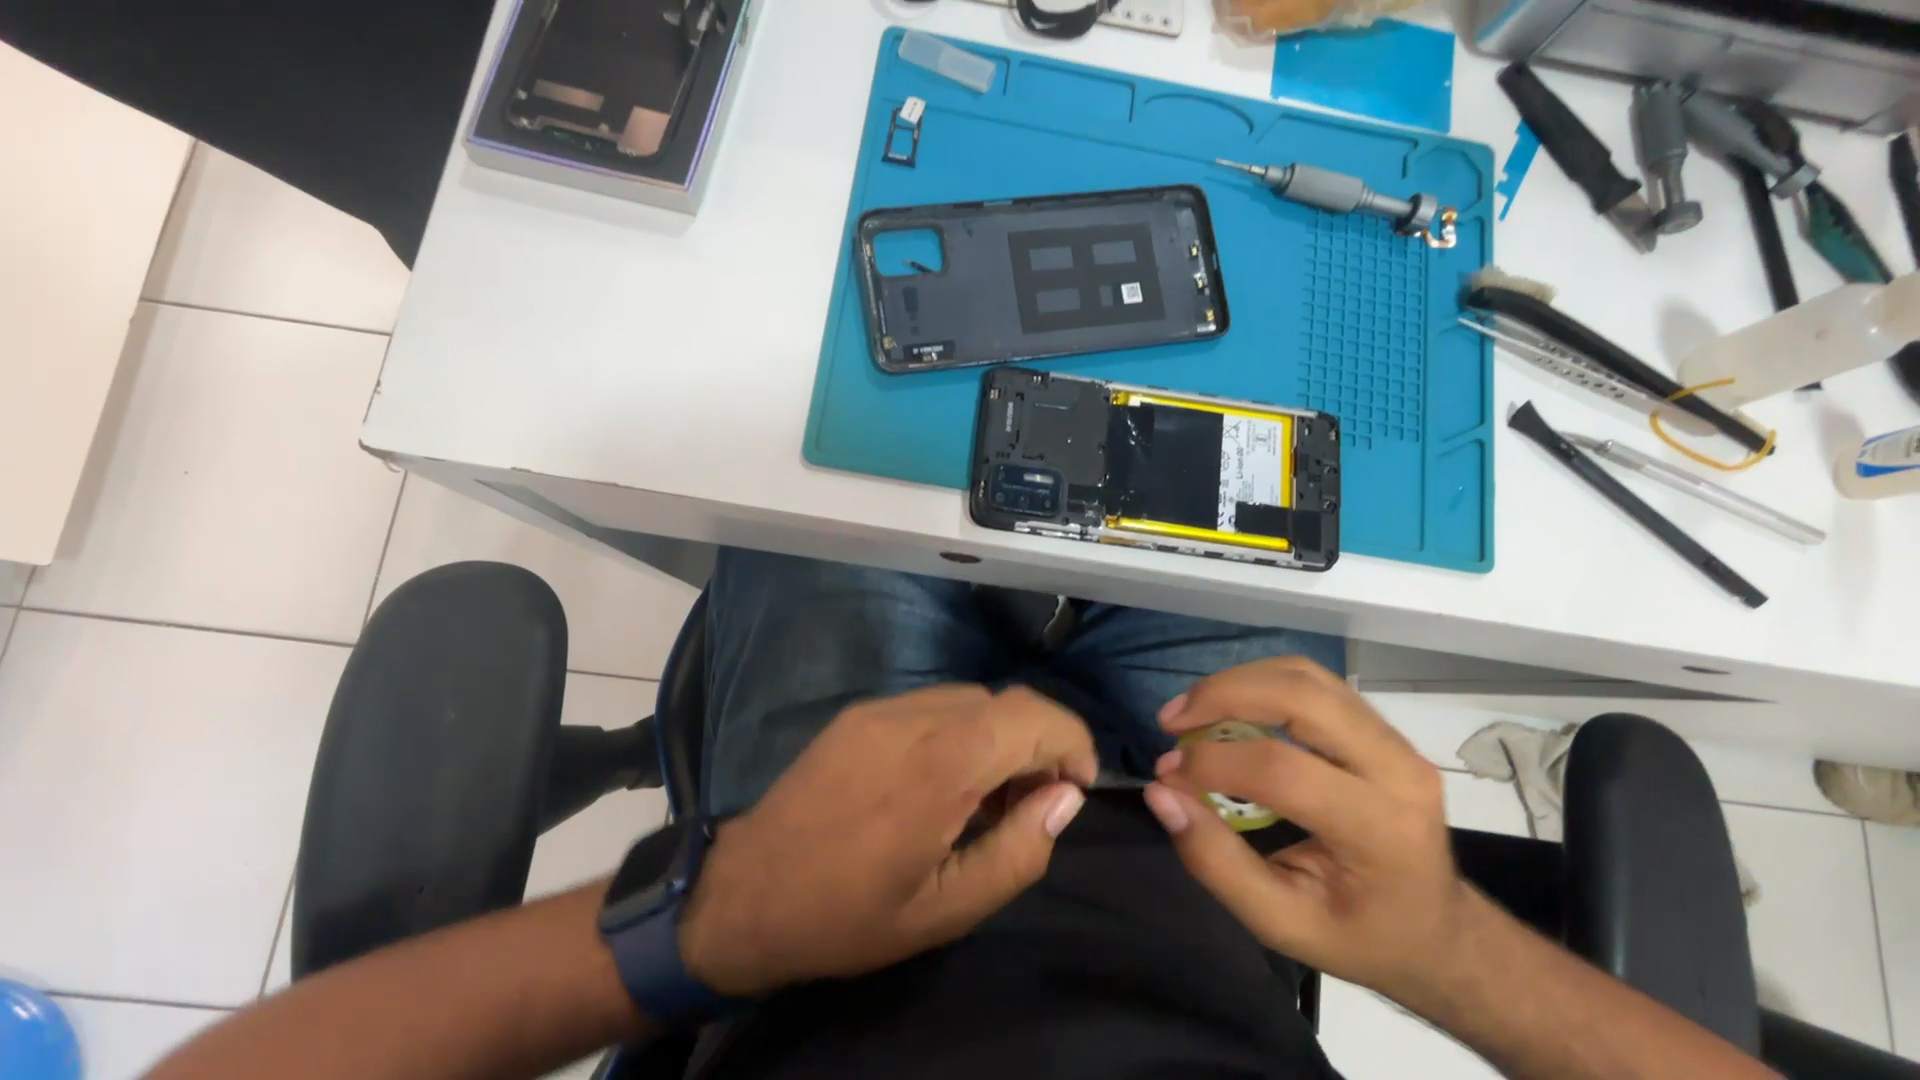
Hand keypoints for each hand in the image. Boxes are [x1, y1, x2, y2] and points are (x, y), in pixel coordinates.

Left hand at [679, 684, 1096, 997]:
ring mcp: (879, 709)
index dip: (1072, 740)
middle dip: (1038, 742)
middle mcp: (913, 717)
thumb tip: (1064, 797)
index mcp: (941, 764)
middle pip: (1005, 701)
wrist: (745, 894)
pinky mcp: (858, 714)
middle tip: (1032, 803)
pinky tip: (942, 782)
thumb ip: (1020, 850)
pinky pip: (931, 706)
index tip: (1076, 787)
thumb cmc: (851, 913)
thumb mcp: (949, 908)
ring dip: (998, 736)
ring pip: (970, 699)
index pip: (1033, 715)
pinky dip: (960, 732)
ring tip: (986, 798)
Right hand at [1142, 657, 1468, 999]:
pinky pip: (1314, 682)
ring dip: (1237, 682)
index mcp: (1377, 828)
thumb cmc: (1358, 936)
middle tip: (1170, 722)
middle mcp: (1396, 770)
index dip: (1212, 764)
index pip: (1282, 770)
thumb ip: (1217, 863)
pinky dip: (1259, 683)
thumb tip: (1161, 794)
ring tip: (1190, 709)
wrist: (1437, 932)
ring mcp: (1395, 741)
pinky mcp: (1382, 728)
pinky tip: (1226, 707)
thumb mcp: (1281, 924)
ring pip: (1306, 676)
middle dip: (1222, 696)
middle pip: (1301, 697)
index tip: (1167, 775)